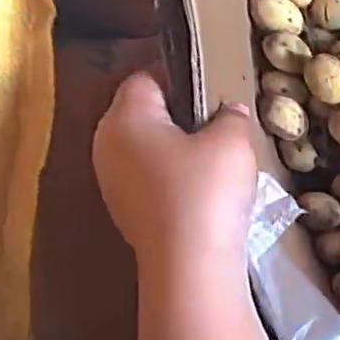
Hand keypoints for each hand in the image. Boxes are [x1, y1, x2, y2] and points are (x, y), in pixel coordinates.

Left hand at [94, 72, 260, 272]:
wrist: (190, 261)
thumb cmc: (207, 189)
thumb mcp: (233, 143)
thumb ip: (232, 117)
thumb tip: (229, 111)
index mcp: (125, 117)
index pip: (146, 79)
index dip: (181, 78)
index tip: (214, 91)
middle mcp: (106, 144)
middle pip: (143, 116)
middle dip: (180, 118)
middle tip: (221, 130)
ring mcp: (112, 182)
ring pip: (147, 152)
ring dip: (177, 153)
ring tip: (217, 165)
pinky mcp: (125, 213)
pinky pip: (150, 182)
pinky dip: (174, 182)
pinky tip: (204, 196)